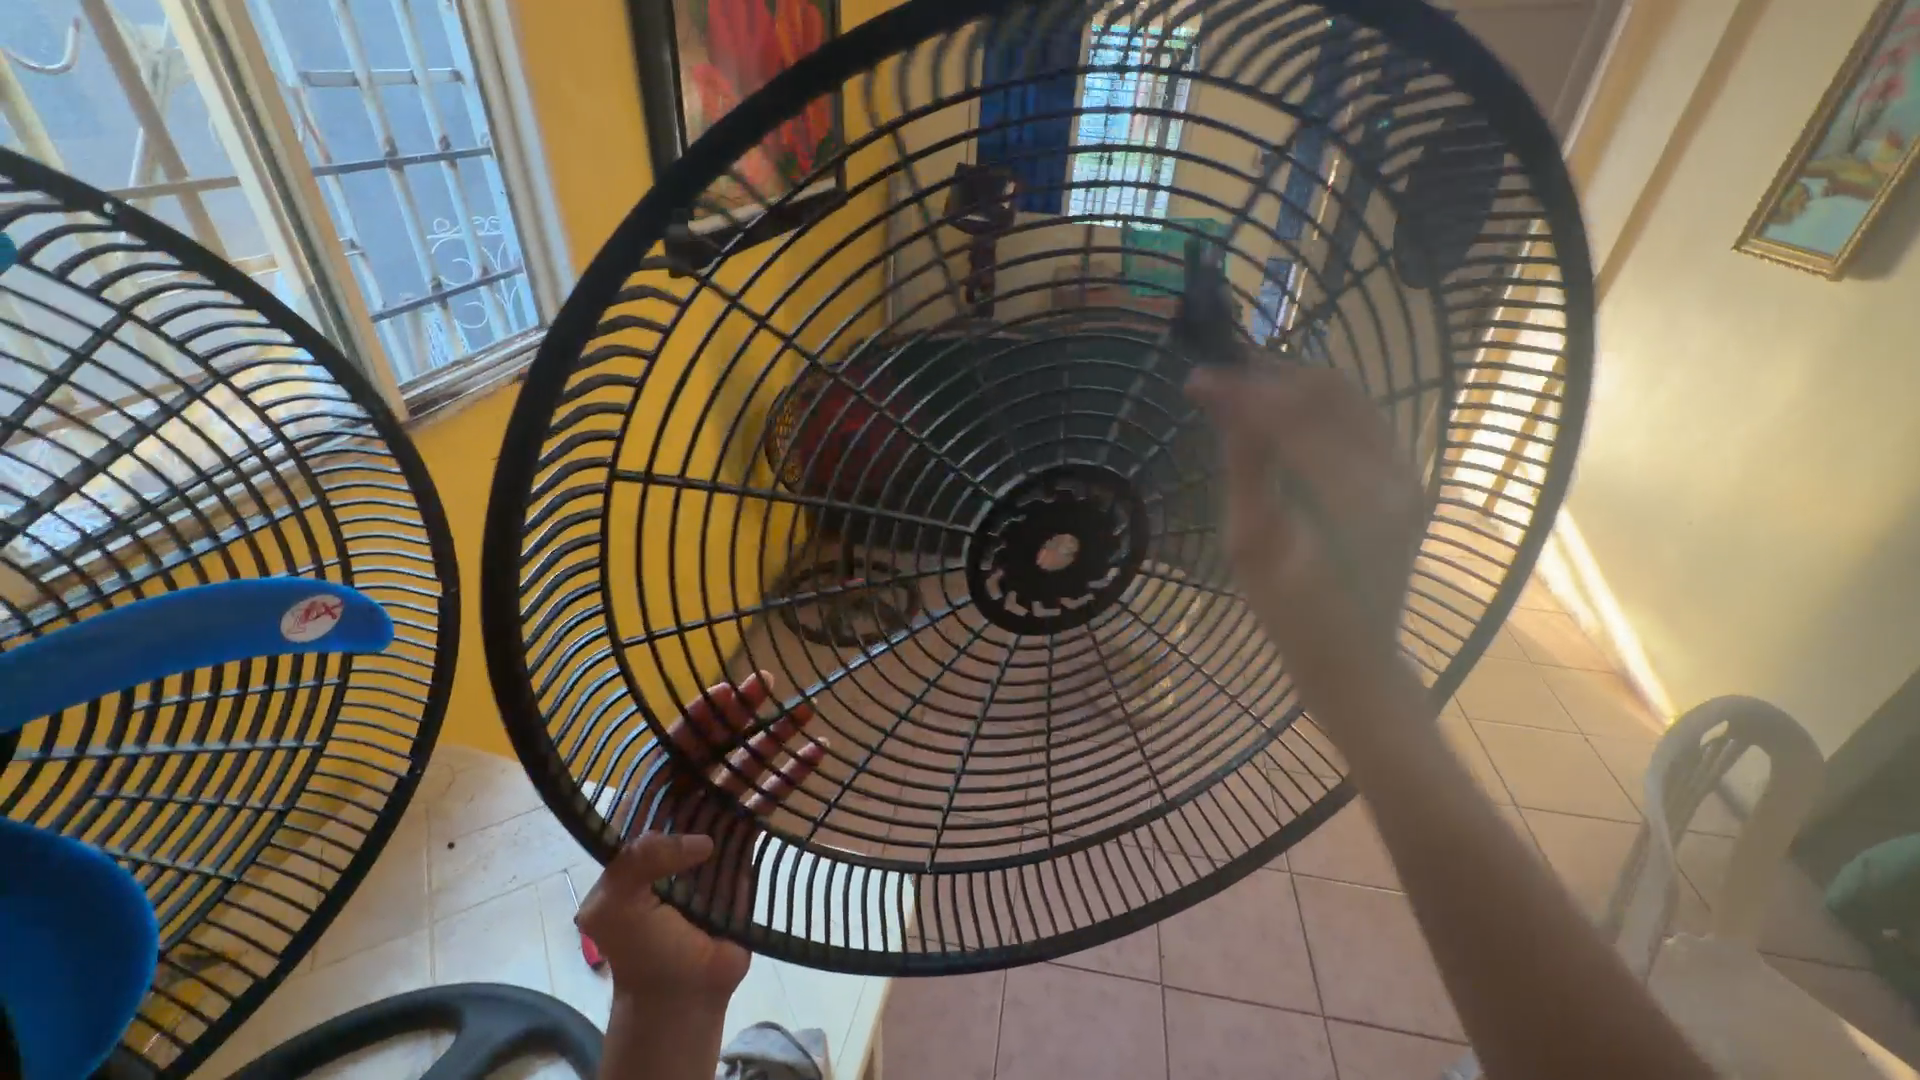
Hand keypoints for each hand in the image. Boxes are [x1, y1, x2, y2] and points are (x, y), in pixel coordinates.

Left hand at [579, 671, 824, 1009]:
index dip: (695, 723)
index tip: (723, 694)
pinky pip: (769, 798)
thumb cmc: (639, 950)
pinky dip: (791, 775)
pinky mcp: (746, 840)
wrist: (681, 990)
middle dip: (738, 717)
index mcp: (644, 816)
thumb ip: (642, 864)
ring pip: (746, 768)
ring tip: (804, 710)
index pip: (670, 756)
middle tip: (766, 683)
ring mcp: (716, 821)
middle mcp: (681, 809)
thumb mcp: (616, 907)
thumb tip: (699, 838)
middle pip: (712, 751)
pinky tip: (815, 753)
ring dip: (773, 738)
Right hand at [1185, 362, 1423, 708]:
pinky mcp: (1406, 479)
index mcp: (1350, 496)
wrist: (1354, 658)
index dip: (1241, 390)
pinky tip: (1285, 413)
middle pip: (1328, 392)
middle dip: (1270, 375)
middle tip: (1220, 376)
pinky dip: (1321, 406)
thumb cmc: (1291, 617)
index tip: (1196, 379)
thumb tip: (1226, 406)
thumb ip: (1246, 469)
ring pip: (1350, 399)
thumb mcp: (1252, 547)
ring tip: (1245, 385)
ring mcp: (1406, 473)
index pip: (1290, 417)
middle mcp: (1390, 472)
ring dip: (1295, 385)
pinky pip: (1363, 420)